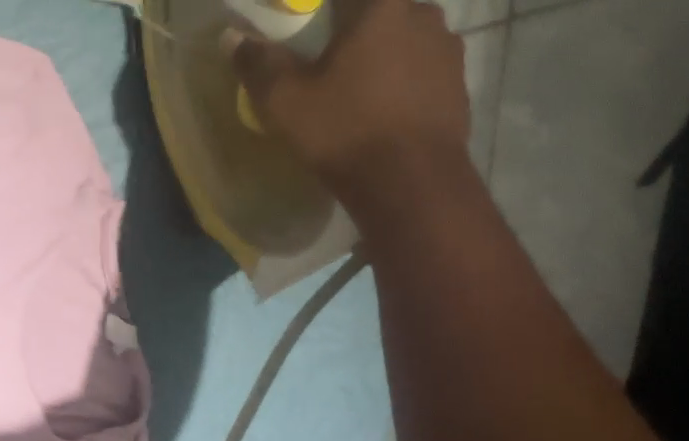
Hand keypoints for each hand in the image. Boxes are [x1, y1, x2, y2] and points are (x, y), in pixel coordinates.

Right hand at [232, 0, 471, 210]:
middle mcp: (422, 11)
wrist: (408, 176)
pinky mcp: (455, 78)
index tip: (303, 37)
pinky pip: (419, 67)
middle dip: (349, 33)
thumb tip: (233, 36)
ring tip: (352, 94)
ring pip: (401, 38)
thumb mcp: (285, 100)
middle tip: (322, 66)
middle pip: (376, 12)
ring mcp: (445, 44)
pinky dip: (398, 80)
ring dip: (377, 56)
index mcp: (380, 6)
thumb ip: (259, 63)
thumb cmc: (342, 129)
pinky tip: (378, 112)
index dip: (318, 13)